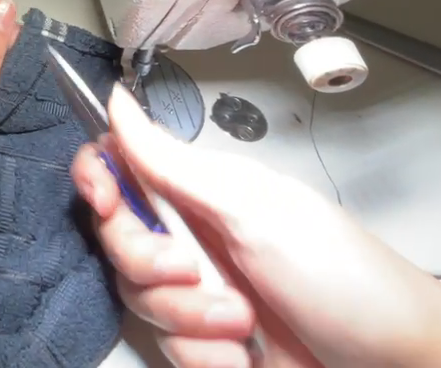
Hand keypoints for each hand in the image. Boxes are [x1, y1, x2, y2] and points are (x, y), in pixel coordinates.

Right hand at [73, 86, 440, 367]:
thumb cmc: (343, 278)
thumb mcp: (252, 209)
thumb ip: (171, 161)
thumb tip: (115, 98)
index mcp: (195, 189)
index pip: (116, 166)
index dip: (96, 179)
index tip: (106, 201)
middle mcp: (188, 235)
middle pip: (116, 238)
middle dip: (149, 263)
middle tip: (193, 270)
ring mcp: (198, 293)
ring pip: (139, 299)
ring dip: (187, 318)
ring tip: (245, 325)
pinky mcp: (210, 345)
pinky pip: (171, 350)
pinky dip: (207, 359)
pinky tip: (247, 357)